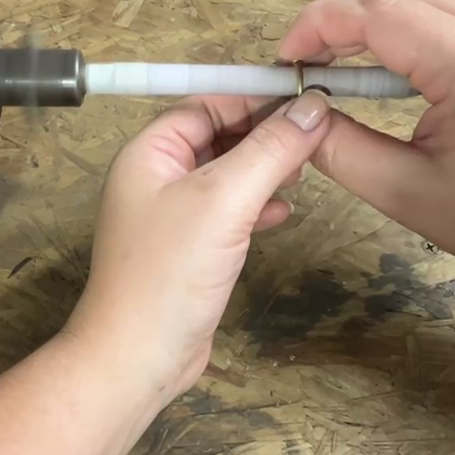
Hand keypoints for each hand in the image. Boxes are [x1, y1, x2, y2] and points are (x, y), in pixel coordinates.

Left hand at [64, 92, 332, 397]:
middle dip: (265, 136)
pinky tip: (284, 214)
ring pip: (226, 176)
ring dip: (265, 171)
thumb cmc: (171, 271)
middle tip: (315, 139)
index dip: (255, 98)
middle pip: (218, 137)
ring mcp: (172, 217)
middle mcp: (156, 178)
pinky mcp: (189, 250)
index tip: (309, 100)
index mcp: (150, 153)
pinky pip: (227, 213)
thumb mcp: (223, 200)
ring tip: (304, 174)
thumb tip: (315, 105)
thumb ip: (269, 150)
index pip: (206, 104)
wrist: (139, 356)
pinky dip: (256, 208)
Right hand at [279, 0, 454, 285]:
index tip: (281, 60)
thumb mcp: (405, 192)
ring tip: (339, 63)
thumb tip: (301, 117)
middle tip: (303, 66)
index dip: (318, 27)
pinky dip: (414, 29)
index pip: (377, 15)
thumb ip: (341, 148)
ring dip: (377, 22)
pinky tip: (393, 65)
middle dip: (342, 23)